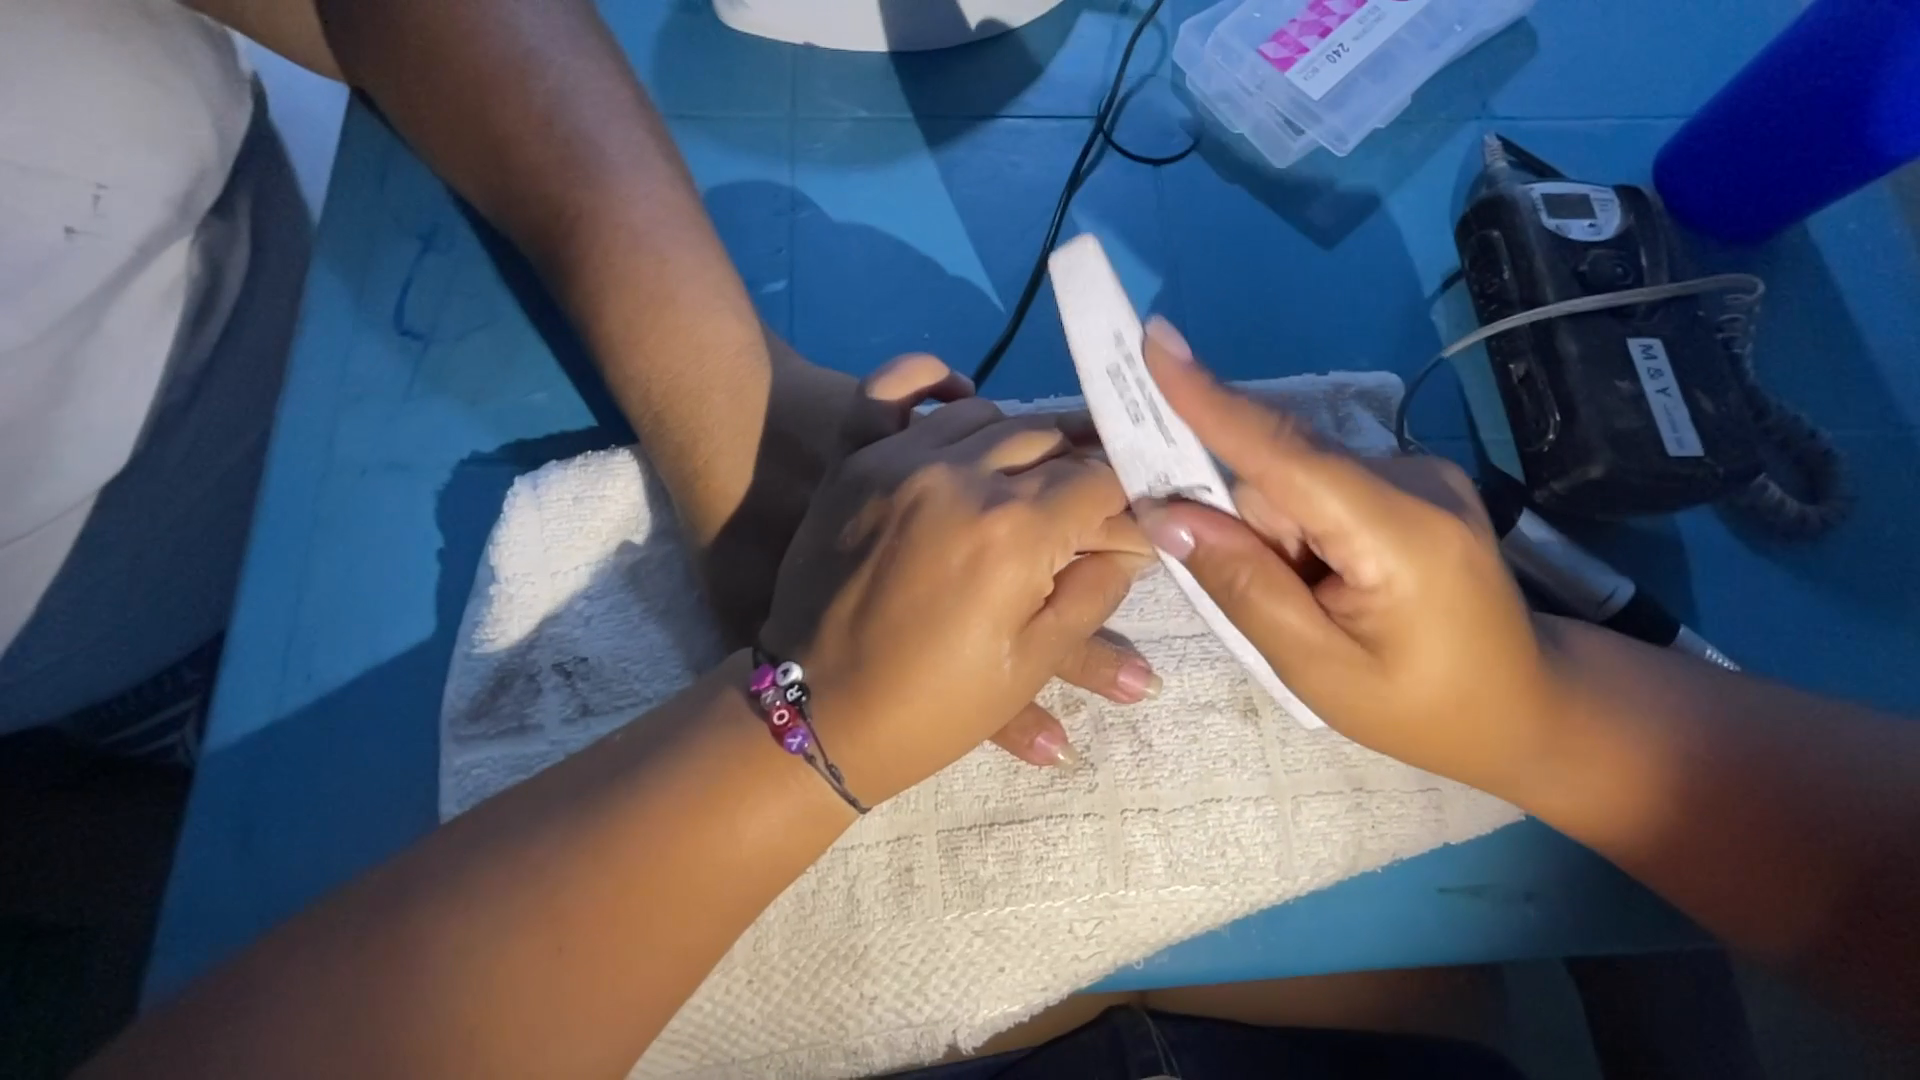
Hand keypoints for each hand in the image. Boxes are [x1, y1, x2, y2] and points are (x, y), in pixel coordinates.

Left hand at [759, 402, 1153, 804]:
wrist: (814, 713)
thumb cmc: (931, 707)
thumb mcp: (1030, 666)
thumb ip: (1092, 591)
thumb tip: (1132, 539)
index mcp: (1014, 533)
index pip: (1099, 481)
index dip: (1131, 496)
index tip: (1138, 514)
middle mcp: (962, 477)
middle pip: (1050, 437)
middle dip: (1085, 463)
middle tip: (1093, 496)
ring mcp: (900, 460)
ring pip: (989, 413)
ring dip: (1024, 437)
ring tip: (1036, 471)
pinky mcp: (854, 461)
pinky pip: (893, 390)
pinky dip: (932, 381)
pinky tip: (960, 397)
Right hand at [1130, 318, 1568, 792]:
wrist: (1528, 708)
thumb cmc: (1422, 707)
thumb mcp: (1317, 668)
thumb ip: (1241, 586)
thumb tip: (1163, 515)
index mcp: (1399, 531)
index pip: (1285, 452)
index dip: (1211, 401)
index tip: (1155, 342)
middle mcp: (1412, 478)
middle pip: (1275, 475)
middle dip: (1244, 529)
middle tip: (1274, 603)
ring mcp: (1417, 473)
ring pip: (1289, 485)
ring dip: (1273, 539)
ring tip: (1312, 604)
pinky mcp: (1410, 480)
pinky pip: (1314, 489)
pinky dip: (1297, 532)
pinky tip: (1328, 581)